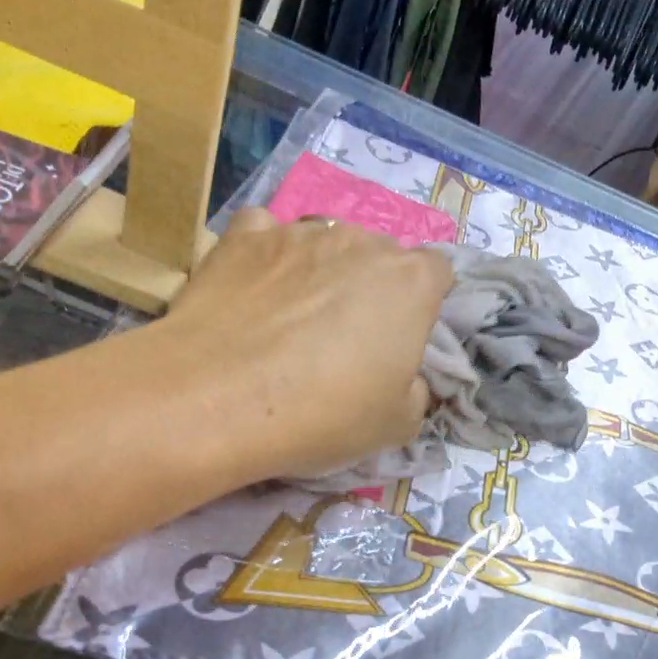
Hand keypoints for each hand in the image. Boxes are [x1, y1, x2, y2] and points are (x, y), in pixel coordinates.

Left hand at [147, 208, 454, 479]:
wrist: (218, 400)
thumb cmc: (324, 415)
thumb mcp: (397, 426)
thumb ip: (416, 389)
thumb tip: (404, 375)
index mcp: (411, 283)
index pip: (438, 272)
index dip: (424, 303)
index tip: (403, 338)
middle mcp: (361, 243)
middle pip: (380, 254)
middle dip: (372, 286)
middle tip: (347, 338)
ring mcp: (299, 232)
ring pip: (325, 242)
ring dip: (321, 271)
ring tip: (294, 318)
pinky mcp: (243, 236)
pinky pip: (267, 234)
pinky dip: (267, 256)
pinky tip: (255, 290)